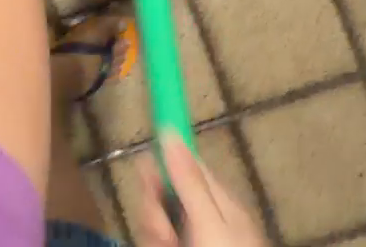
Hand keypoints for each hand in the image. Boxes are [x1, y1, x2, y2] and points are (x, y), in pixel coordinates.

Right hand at [132, 136, 269, 246]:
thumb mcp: (209, 222)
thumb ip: (189, 180)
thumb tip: (169, 130)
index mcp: (220, 203)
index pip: (186, 165)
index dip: (162, 165)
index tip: (145, 175)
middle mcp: (207, 219)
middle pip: (167, 196)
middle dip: (156, 212)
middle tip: (163, 234)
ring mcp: (195, 241)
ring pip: (160, 223)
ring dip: (155, 234)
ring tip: (165, 246)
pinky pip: (161, 241)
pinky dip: (158, 244)